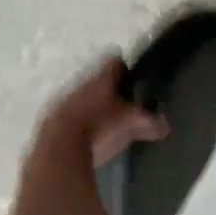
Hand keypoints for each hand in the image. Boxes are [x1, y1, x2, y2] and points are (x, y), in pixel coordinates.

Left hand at [35, 56, 169, 166]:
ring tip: (101, 120)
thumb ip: (147, 121)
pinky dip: (77, 122)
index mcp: (101, 78)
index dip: (125, 67)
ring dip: (89, 106)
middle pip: (96, 80)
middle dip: (106, 90)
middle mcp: (81, 84)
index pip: (115, 62)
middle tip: (120, 101)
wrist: (57, 151)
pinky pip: (68, 116)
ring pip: (80, 97)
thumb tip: (165, 125)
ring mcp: (62, 102)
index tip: (132, 75)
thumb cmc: (99, 128)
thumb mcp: (129, 123)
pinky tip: (84, 136)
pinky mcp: (49, 123)